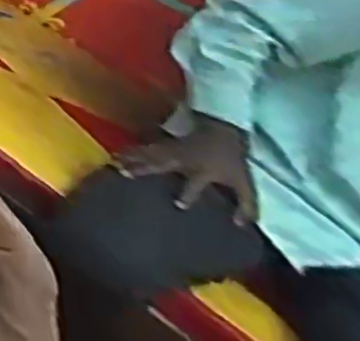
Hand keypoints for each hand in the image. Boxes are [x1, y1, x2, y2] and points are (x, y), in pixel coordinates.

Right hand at [116, 114, 256, 223]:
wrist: (221, 134)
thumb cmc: (231, 163)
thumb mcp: (245, 185)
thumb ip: (246, 206)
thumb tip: (239, 225)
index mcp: (201, 172)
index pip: (194, 186)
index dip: (188, 195)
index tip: (177, 205)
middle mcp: (182, 162)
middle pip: (158, 165)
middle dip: (141, 169)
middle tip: (124, 173)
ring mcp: (170, 151)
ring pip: (147, 154)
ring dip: (130, 157)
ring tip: (113, 160)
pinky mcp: (163, 144)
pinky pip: (145, 147)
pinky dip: (132, 149)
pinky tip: (120, 150)